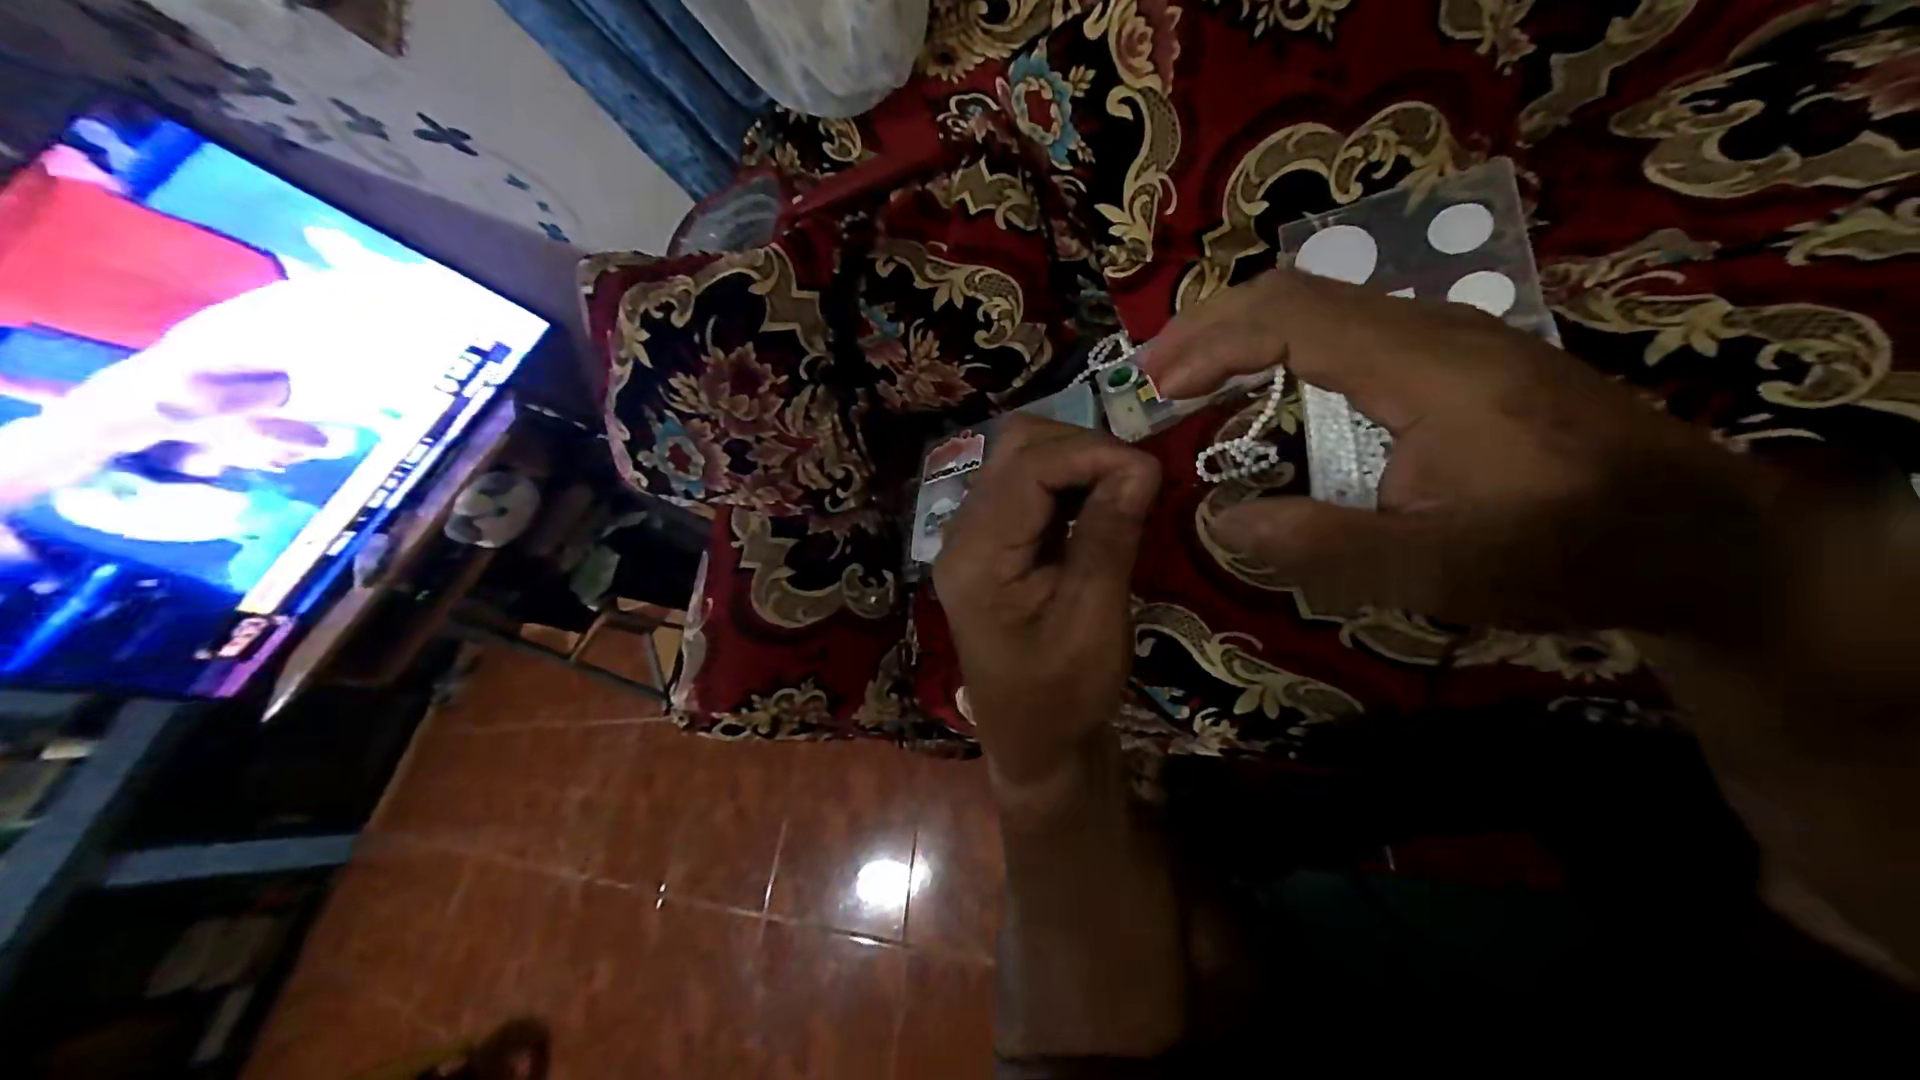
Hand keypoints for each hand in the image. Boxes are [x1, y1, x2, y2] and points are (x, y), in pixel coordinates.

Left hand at [933, 416, 1160, 787]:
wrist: (1033, 742)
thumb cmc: (1062, 695)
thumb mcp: (1093, 619)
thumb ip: (1109, 536)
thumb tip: (1140, 464)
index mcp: (977, 555)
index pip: (1028, 466)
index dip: (1093, 454)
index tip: (1150, 472)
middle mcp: (962, 534)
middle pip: (1015, 448)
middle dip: (1081, 449)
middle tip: (1136, 479)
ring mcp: (971, 537)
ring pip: (1019, 460)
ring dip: (1074, 461)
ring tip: (1123, 489)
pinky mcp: (989, 545)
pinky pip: (1024, 488)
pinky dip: (1065, 482)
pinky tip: (1098, 504)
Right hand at [1143, 268, 1778, 635]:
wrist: (1697, 538)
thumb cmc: (1568, 552)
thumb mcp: (1436, 569)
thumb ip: (1320, 545)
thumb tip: (1220, 519)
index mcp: (1426, 367)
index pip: (1291, 317)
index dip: (1209, 346)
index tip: (1156, 390)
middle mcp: (1432, 332)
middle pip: (1295, 293)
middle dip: (1209, 329)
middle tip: (1153, 378)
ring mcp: (1445, 340)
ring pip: (1318, 308)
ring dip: (1241, 339)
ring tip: (1188, 385)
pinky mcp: (1450, 362)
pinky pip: (1344, 336)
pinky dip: (1280, 357)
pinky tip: (1262, 399)